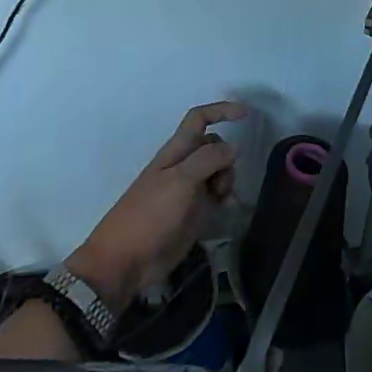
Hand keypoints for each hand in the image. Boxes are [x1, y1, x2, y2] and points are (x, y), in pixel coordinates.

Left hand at [66, 101, 246, 307]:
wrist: (126, 260)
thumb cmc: (150, 214)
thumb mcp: (181, 181)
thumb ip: (209, 159)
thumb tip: (234, 146)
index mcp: (176, 151)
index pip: (199, 119)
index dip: (221, 111)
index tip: (245, 114)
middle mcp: (183, 166)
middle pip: (214, 147)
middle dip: (227, 157)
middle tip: (222, 180)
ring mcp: (189, 190)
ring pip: (218, 171)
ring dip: (227, 179)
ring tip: (222, 199)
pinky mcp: (193, 213)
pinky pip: (217, 196)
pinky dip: (226, 198)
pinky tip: (227, 209)